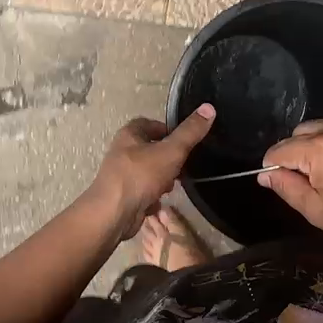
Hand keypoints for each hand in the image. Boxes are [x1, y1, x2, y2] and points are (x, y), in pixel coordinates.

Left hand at [88, 105, 215, 229]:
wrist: (113, 214)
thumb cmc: (140, 176)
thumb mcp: (171, 151)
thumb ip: (190, 132)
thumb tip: (208, 108)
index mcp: (129, 135)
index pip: (149, 124)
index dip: (166, 129)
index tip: (184, 140)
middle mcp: (122, 153)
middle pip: (150, 150)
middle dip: (168, 159)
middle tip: (182, 166)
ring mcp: (122, 176)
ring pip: (148, 173)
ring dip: (162, 180)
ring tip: (171, 187)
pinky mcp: (124, 197)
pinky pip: (143, 193)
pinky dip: (152, 198)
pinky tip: (159, 203)